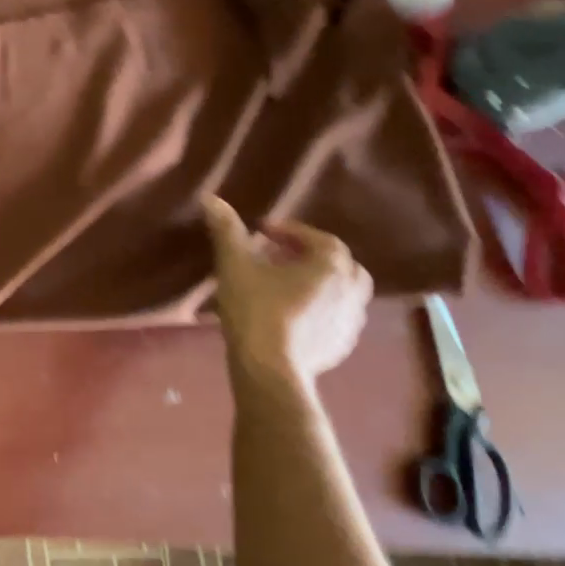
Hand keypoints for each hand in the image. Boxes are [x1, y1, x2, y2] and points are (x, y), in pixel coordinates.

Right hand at [201, 196, 373, 386]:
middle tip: (278, 255)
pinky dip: (317, 305)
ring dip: (316, 281)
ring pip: (340, 291)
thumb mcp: (235, 265)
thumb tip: (212, 198)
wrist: (271, 367)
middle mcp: (352, 291)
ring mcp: (352, 321)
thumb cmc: (256, 308)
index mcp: (332, 268)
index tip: (261, 231)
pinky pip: (335, 314)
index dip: (292, 230)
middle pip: (340, 264)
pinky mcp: (343, 344)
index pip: (321, 239)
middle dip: (311, 255)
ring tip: (282, 283)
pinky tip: (289, 312)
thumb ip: (227, 231)